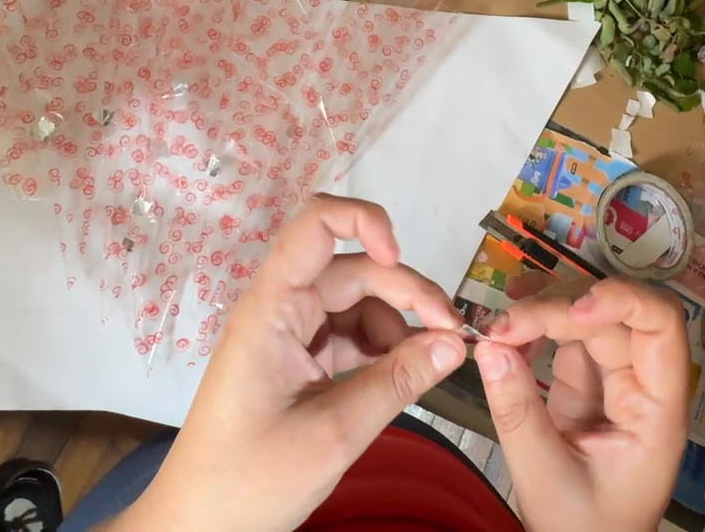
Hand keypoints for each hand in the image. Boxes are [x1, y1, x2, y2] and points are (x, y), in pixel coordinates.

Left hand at [112, 196, 466, 531]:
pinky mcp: (301, 357)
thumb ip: (397, 382)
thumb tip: (456, 343)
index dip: (363, 221)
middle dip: (407, 291)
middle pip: (354, 268)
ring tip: (430, 362)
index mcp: (273, 306)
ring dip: (400, 324)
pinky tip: (407, 372)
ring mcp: (291, 331)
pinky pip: (352, 332)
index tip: (399, 258)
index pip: (316, 224)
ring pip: (359, 300)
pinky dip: (384, 347)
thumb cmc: (248, 483)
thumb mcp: (333, 434)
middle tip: (452, 332)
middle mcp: (283, 306)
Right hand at [474, 279, 688, 531]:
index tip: (575, 310)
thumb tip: (489, 346)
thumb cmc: (582, 530)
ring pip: (588, 311)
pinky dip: (535, 321)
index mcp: (657, 407)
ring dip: (544, 303)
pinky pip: (564, 330)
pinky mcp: (586, 375)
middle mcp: (641, 379)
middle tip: (505, 322)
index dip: (623, 300)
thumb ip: (517, 411)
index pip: (661, 325)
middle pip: (613, 313)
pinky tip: (507, 328)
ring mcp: (614, 373)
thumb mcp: (545, 479)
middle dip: (559, 305)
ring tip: (500, 317)